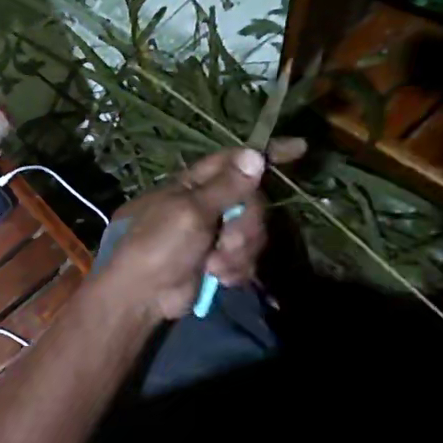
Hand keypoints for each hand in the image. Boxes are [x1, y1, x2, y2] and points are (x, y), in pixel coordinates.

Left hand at [100, 140, 303, 320]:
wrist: (142, 295)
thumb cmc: (157, 245)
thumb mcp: (190, 211)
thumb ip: (225, 187)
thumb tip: (255, 155)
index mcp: (192, 184)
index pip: (233, 161)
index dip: (265, 155)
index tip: (300, 147)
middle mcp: (206, 205)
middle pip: (251, 202)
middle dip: (245, 226)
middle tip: (226, 242)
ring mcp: (213, 234)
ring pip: (252, 234)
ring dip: (238, 253)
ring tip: (214, 267)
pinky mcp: (219, 261)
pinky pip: (246, 258)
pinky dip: (235, 270)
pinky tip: (219, 279)